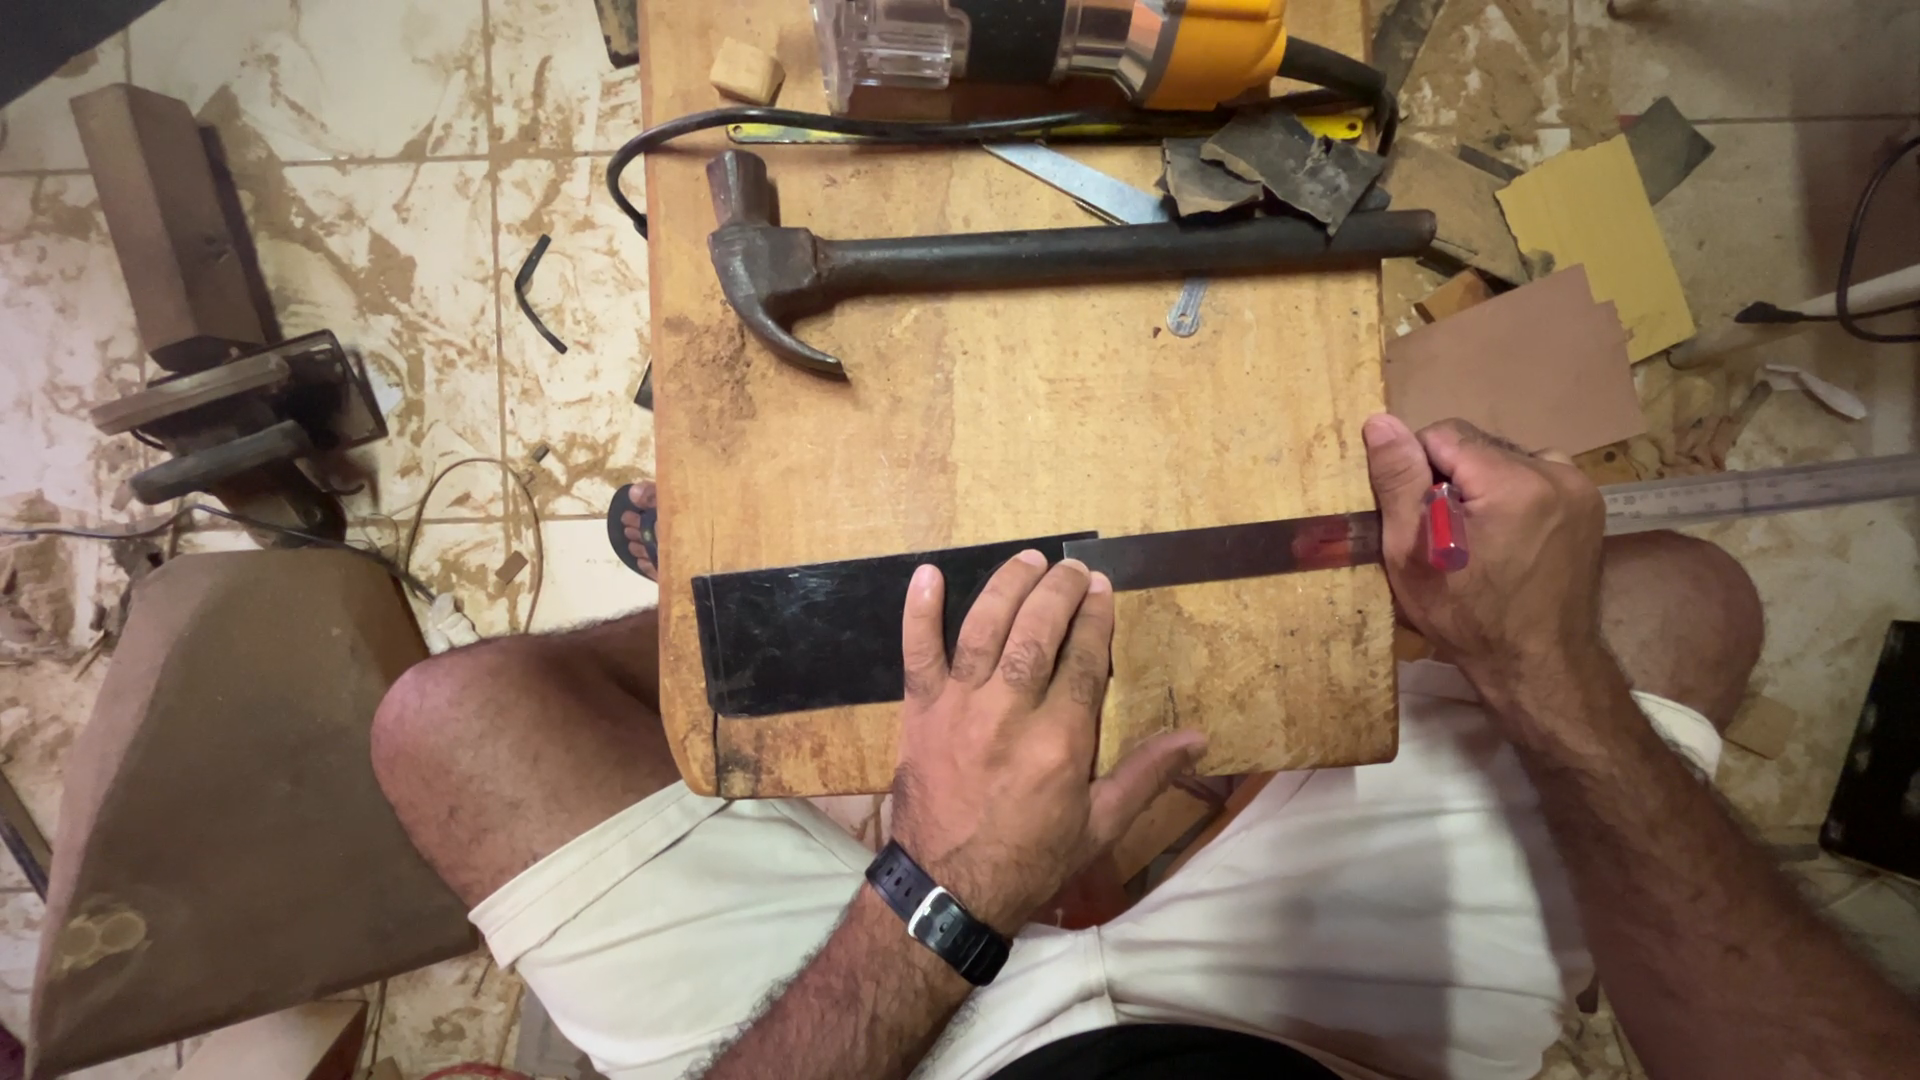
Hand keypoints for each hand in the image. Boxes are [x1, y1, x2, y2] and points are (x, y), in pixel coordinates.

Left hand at [888, 552, 1206, 932]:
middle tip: (1073, 569)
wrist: (948, 887)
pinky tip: (927, 573)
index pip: (1084, 660)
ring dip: (1008, 588)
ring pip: (985, 630)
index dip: (1096, 618)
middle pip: (1038, 633)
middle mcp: (1010, 713)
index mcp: (1060, 742)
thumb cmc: (1030, 858)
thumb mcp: (1099, 826)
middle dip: (1059, 593)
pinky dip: (918, 612)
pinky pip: (917, 652)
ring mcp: (960, 707)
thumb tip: (1199, 736)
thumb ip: (1146, 774)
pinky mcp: (920, 710)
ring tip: (1028, 560)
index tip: (1102, 589)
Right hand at [1362, 415, 1608, 690]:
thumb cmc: (1462, 613)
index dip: (1415, 470)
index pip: (1443, 434)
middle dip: (1447, 477)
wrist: (1537, 663)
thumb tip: (1379, 420)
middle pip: (1476, 446)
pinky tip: (1500, 536)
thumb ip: (1398, 481)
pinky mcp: (1589, 506)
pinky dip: (1508, 496)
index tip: (1414, 517)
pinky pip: (1533, 478)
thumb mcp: (1411, 551)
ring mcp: (1582, 489)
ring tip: (1469, 537)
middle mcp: (1558, 473)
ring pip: (1503, 460)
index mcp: (1514, 481)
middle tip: (1438, 533)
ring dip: (1477, 485)